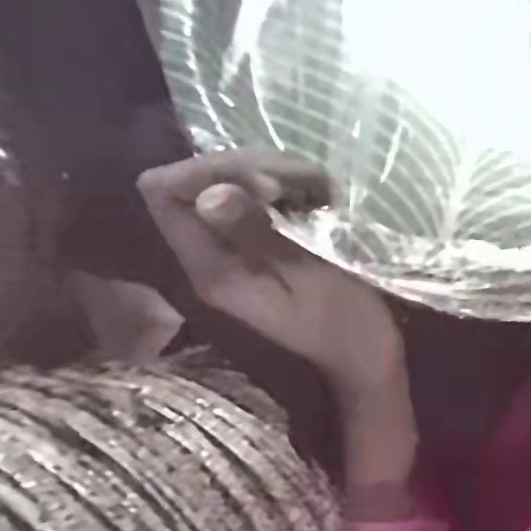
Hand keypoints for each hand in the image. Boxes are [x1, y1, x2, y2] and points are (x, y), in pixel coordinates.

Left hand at [138, 151, 416, 497]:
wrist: (366, 362)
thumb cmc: (349, 326)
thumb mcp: (312, 279)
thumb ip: (262, 237)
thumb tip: (212, 192)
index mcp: (212, 268)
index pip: (164, 192)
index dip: (208, 171)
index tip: (270, 183)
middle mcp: (209, 258)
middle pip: (191, 184)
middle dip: (245, 168)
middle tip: (306, 182)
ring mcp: (233, 256)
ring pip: (223, 187)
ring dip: (269, 176)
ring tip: (319, 189)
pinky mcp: (259, 253)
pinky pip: (252, 204)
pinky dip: (284, 190)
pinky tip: (318, 199)